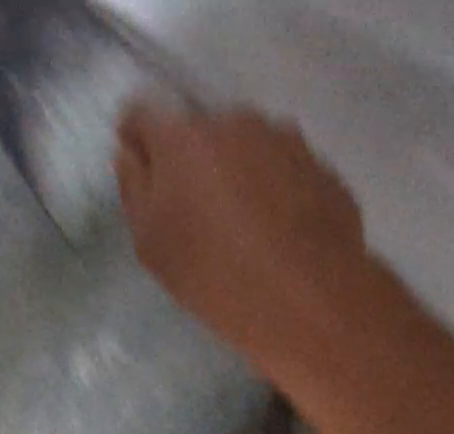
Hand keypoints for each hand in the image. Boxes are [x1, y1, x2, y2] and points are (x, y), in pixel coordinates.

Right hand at [115, 104, 374, 357]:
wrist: (308, 301)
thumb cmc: (214, 276)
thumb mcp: (151, 244)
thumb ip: (134, 188)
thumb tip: (131, 154)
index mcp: (185, 136)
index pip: (143, 111)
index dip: (137, 141)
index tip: (144, 177)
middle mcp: (238, 120)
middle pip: (199, 130)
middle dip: (191, 162)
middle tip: (195, 216)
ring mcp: (287, 139)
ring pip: (245, 146)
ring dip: (236, 173)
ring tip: (241, 229)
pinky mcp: (322, 166)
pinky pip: (283, 169)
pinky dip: (274, 191)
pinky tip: (276, 235)